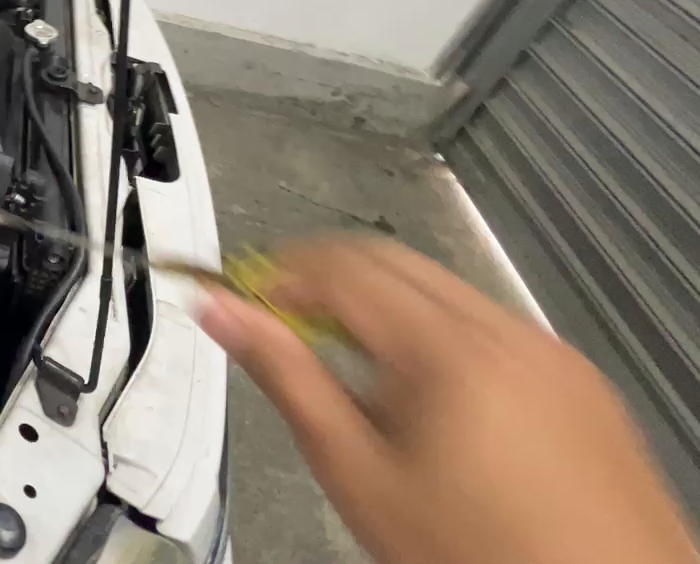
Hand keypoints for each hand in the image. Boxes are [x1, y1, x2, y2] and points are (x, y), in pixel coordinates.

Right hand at [199, 236, 698, 563]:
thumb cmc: (473, 553)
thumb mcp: (351, 465)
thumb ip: (281, 371)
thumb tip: (217, 307)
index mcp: (451, 349)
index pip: (337, 265)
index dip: (276, 274)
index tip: (244, 302)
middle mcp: (510, 335)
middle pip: (384, 258)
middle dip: (318, 275)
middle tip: (279, 317)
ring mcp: (552, 356)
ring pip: (432, 283)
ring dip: (371, 298)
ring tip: (341, 358)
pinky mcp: (576, 382)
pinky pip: (479, 319)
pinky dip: (424, 324)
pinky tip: (409, 383)